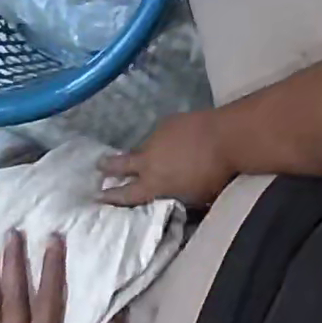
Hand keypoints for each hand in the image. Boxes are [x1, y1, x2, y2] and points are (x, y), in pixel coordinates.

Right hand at [96, 106, 235, 207]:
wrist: (224, 137)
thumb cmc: (214, 176)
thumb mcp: (195, 198)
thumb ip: (178, 198)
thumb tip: (174, 200)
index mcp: (153, 184)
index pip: (126, 194)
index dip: (110, 196)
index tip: (96, 196)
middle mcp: (148, 160)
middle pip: (121, 163)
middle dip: (108, 166)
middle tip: (98, 165)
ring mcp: (156, 138)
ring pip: (142, 147)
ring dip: (143, 152)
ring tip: (150, 154)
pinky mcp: (167, 122)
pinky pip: (160, 134)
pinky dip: (163, 139)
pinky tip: (174, 140)